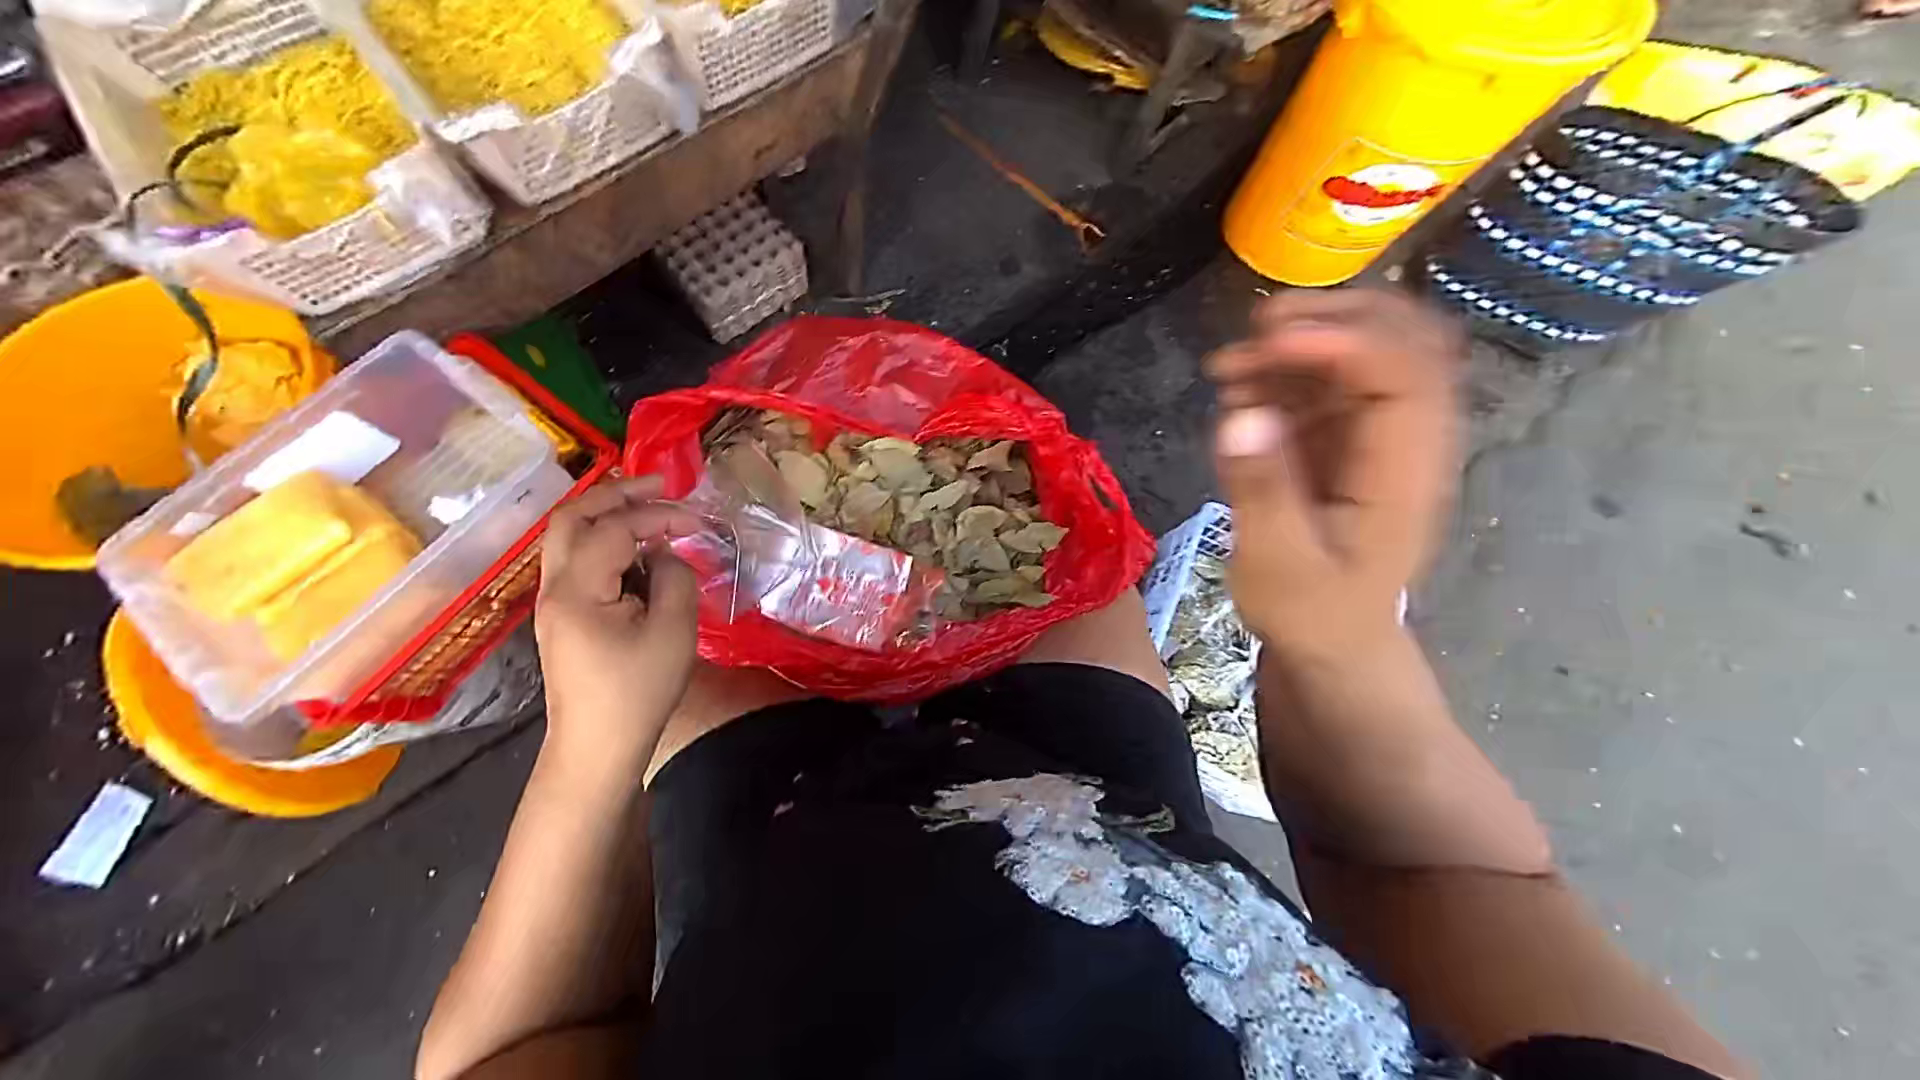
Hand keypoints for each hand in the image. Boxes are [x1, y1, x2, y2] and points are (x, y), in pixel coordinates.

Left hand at [534, 476, 700, 768]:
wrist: (598, 747)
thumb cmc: (638, 692)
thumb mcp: (672, 631)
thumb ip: (673, 578)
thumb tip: (665, 553)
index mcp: (577, 590)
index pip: (613, 529)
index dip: (658, 516)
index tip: (697, 521)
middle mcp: (553, 588)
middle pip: (571, 517)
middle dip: (617, 493)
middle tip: (661, 486)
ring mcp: (552, 602)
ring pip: (568, 536)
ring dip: (607, 514)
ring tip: (651, 509)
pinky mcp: (563, 616)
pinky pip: (578, 560)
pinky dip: (606, 541)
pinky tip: (638, 551)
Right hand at [1207, 289, 1462, 657]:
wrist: (1332, 642)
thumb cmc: (1311, 612)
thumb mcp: (1277, 563)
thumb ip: (1261, 490)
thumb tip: (1240, 413)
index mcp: (1406, 471)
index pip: (1404, 374)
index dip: (1343, 341)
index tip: (1270, 342)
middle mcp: (1402, 439)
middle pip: (1402, 340)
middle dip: (1332, 317)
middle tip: (1258, 329)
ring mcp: (1374, 436)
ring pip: (1358, 353)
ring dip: (1295, 344)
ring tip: (1227, 368)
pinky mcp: (1343, 441)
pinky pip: (1321, 385)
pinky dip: (1280, 374)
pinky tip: (1236, 391)